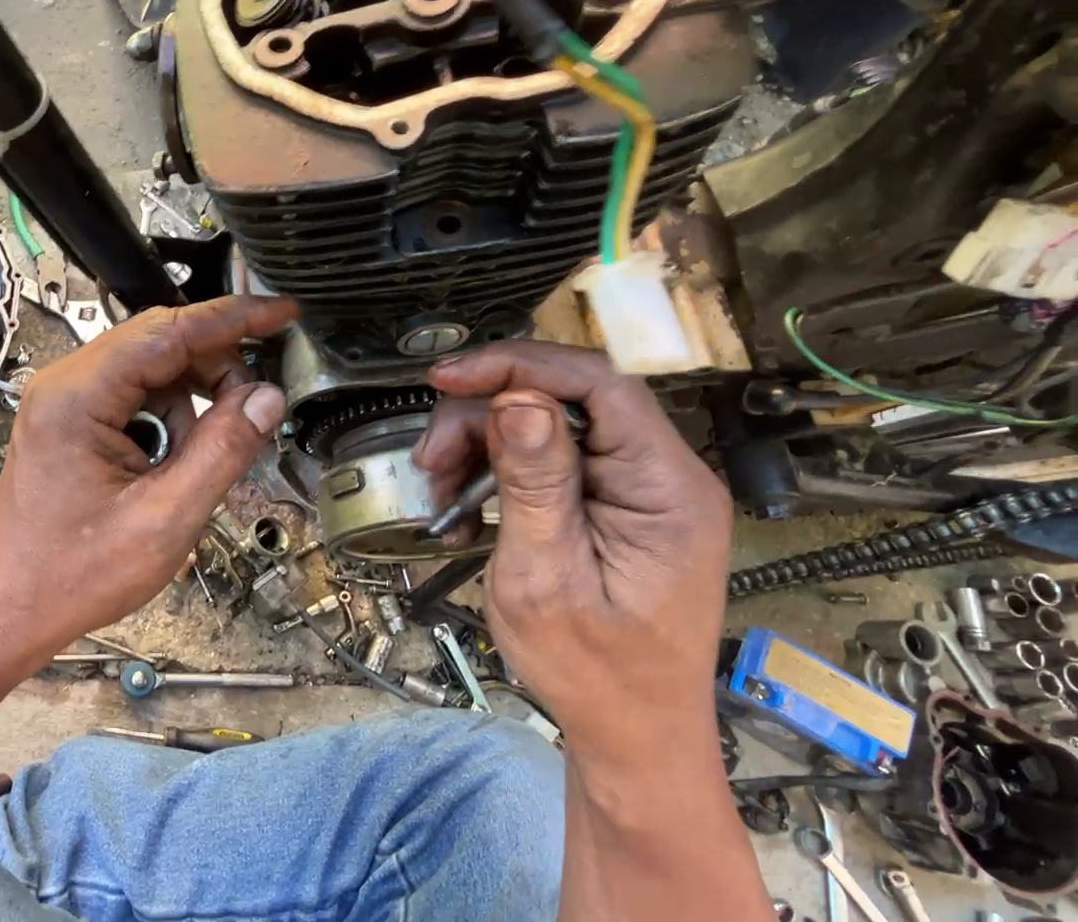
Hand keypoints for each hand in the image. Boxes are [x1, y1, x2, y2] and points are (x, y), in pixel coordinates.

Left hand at [0, 296, 297, 656]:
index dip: (233, 318)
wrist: (13, 606)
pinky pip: (134, 398)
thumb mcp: (165, 519)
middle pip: (160, 343)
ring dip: (188, 406)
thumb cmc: (72, 575)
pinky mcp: (70, 420)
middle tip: (251, 410)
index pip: (168, 330)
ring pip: (151, 372)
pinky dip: (166, 422)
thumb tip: (267, 398)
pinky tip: (167, 466)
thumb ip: (222, 451)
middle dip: (213, 372)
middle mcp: (64, 385)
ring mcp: (64, 401)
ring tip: (188, 466)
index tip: (281, 312)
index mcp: (76, 397)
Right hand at [410, 341, 731, 763]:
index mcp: (665, 488)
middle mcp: (660, 475)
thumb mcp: (546, 577)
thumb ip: (536, 484)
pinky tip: (467, 517)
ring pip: (543, 428)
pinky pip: (544, 463)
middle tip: (431, 463)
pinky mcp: (610, 505)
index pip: (598, 384)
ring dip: (479, 451)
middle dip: (483, 421)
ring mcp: (636, 490)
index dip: (518, 366)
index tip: (447, 379)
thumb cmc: (592, 670)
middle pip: (562, 401)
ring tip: (443, 500)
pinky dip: (494, 479)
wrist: (628, 731)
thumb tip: (517, 400)